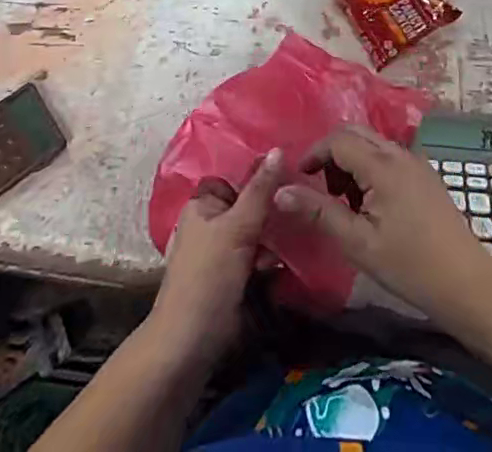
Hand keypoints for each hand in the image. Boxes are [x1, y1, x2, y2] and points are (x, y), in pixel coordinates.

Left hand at [150, 147, 284, 364]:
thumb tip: (278, 149)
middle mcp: (209, 225)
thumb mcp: (237, 227)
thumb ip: (259, 190)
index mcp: (201, 206)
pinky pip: (256, 259)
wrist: (189, 343)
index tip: (291, 178)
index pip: (234, 179)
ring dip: (274, 238)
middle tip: (302, 210)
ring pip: (255, 233)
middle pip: (248, 206)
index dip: (258, 179)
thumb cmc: (209, 277)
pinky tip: (289, 262)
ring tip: (299, 236)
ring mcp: (220, 254)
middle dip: (271, 211)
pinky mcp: (231, 279)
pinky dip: (270, 260)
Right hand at [274, 126, 491, 319]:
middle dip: (331, 154)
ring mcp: (416, 163)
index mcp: (383, 165)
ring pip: (372, 145)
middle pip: (356, 134)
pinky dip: (370, 169)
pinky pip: (388, 157)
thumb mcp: (356, 242)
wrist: (465, 282)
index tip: (298, 179)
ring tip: (344, 203)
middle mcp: (400, 154)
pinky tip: (370, 205)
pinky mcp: (425, 176)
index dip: (313, 153)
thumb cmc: (408, 264)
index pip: (338, 139)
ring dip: (350, 162)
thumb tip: (280, 192)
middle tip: (321, 189)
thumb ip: (318, 211)